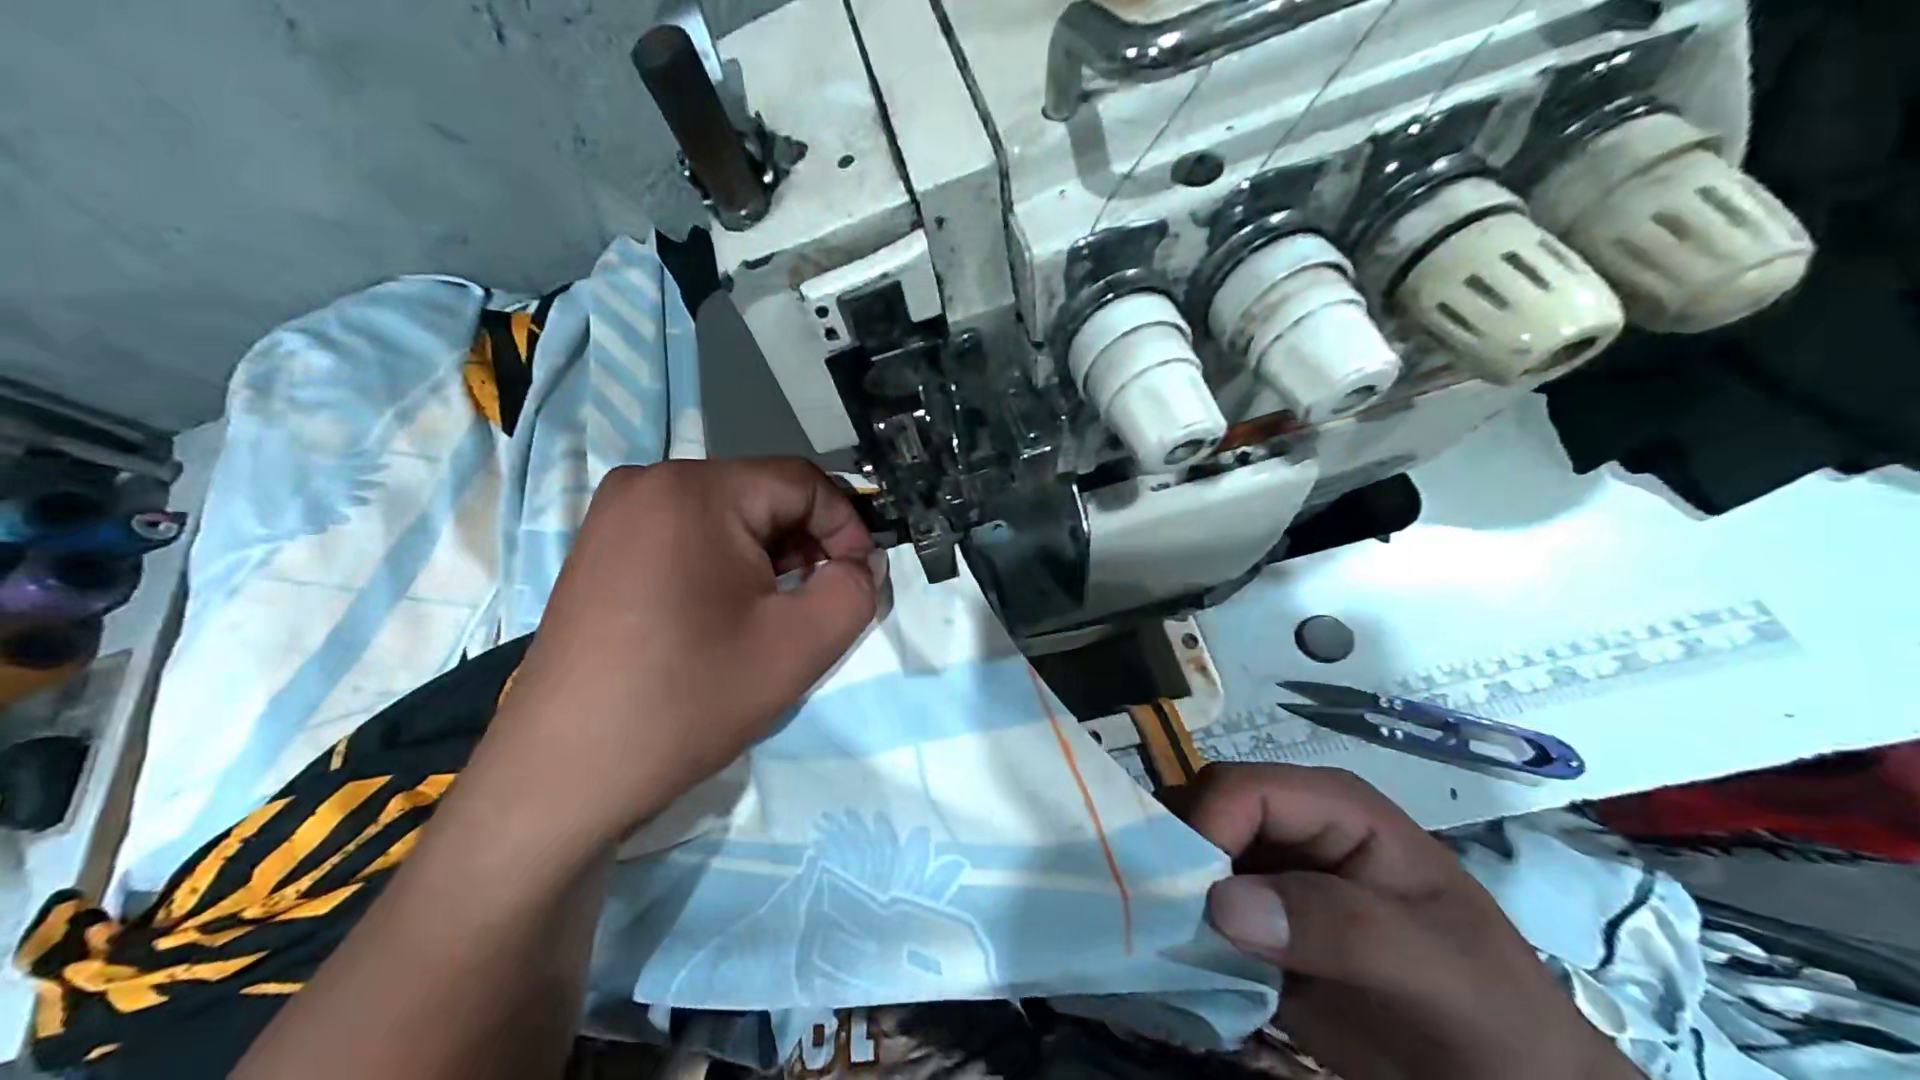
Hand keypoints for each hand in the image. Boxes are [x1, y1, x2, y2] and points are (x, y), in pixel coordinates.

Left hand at [468, 458, 882, 849]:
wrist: (566, 770)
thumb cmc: (689, 698)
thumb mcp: (800, 645)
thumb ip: (855, 591)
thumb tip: (859, 565)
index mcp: (694, 490)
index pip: (802, 482)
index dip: (846, 526)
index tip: (858, 579)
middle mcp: (648, 482)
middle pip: (762, 495)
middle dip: (806, 544)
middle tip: (821, 600)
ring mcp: (616, 514)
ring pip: (727, 516)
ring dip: (769, 556)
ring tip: (777, 613)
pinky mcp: (601, 548)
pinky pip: (687, 535)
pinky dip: (726, 564)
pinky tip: (729, 614)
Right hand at [1181, 764, 1637, 1079]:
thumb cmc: (1490, 1014)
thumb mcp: (1436, 971)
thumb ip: (1343, 928)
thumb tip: (1222, 903)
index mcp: (1333, 806)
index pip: (1238, 789)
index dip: (1203, 830)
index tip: (1185, 900)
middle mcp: (1289, 828)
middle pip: (1199, 814)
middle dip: (1172, 862)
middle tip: (1158, 922)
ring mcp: (1268, 876)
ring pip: (1186, 860)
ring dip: (1166, 899)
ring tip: (1158, 945)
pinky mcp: (1254, 924)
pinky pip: (1193, 909)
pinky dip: (1175, 933)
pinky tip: (1172, 963)